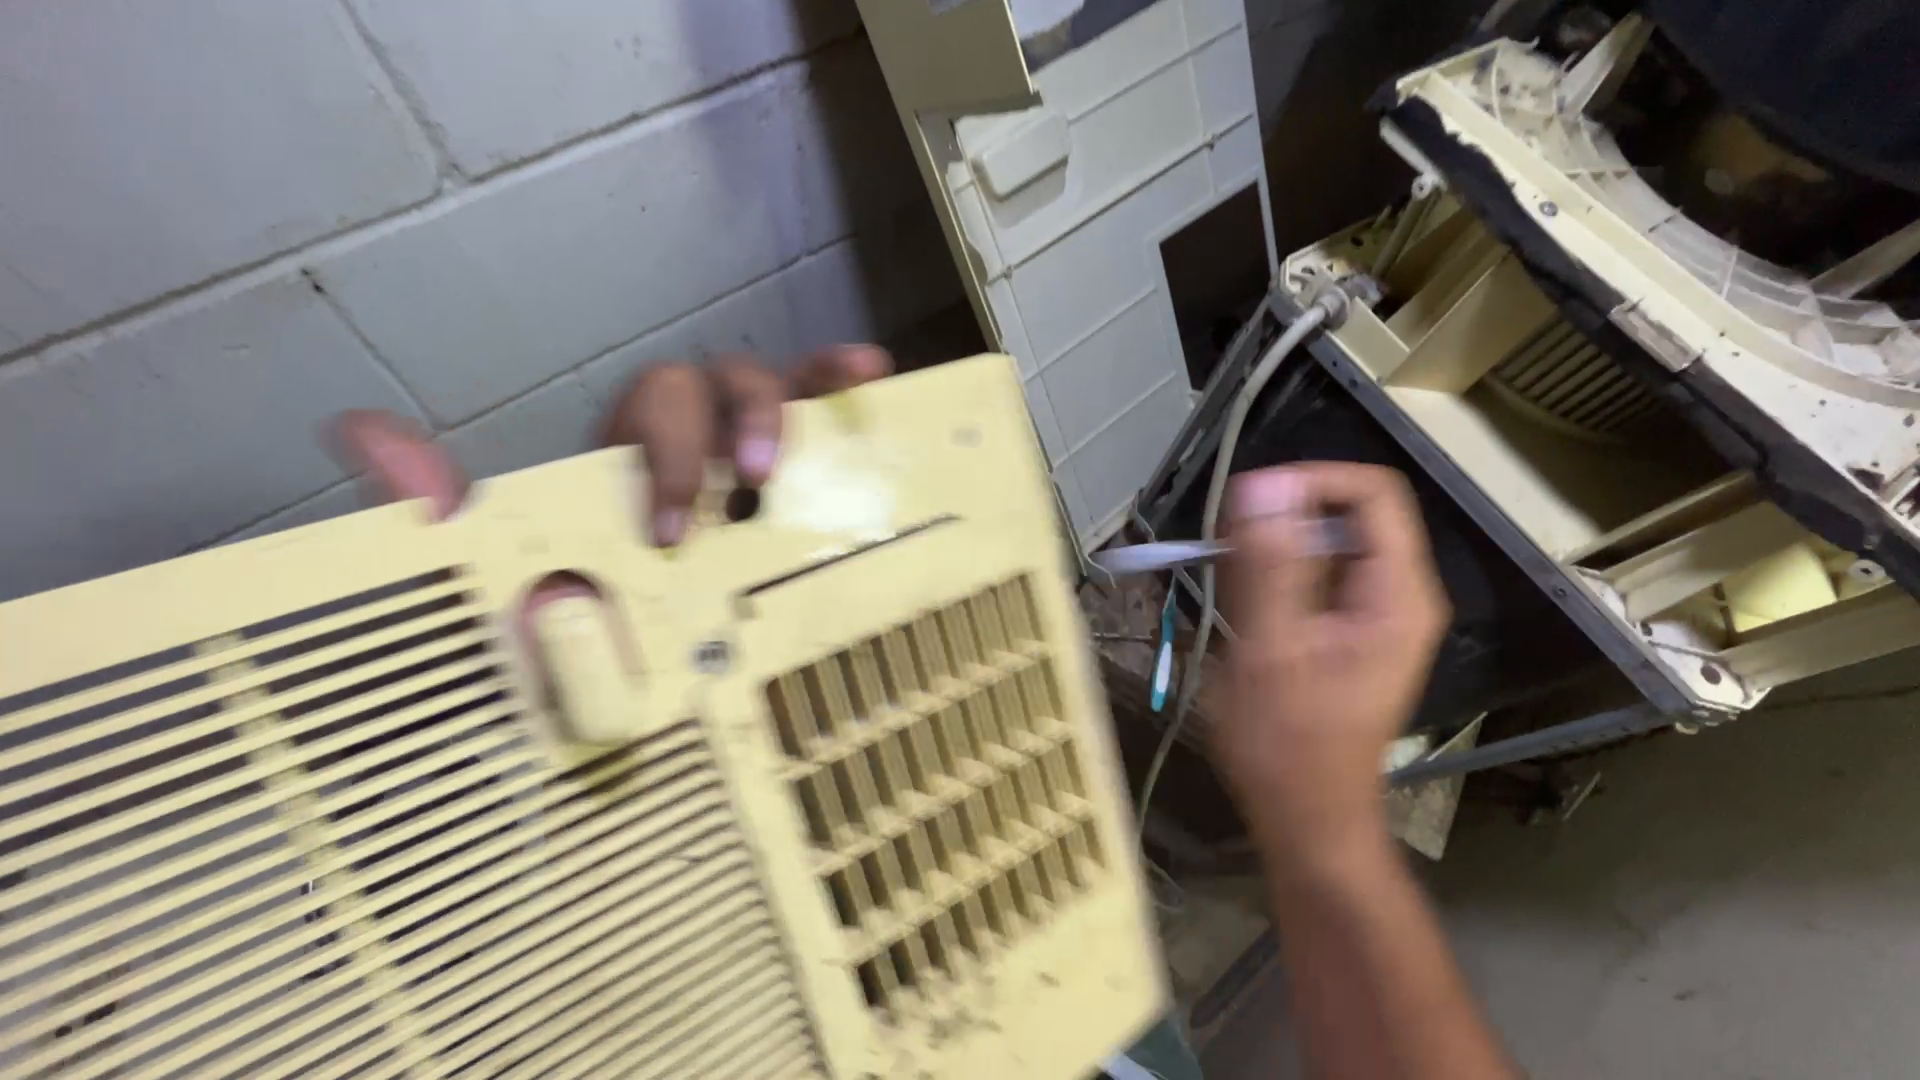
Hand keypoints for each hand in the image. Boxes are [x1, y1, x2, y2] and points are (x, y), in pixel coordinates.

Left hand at [329, 345, 891, 541]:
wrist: (646, 594)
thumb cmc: (596, 573)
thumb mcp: (528, 558)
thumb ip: (455, 508)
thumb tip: (366, 437)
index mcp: (629, 446)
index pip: (647, 417)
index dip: (666, 459)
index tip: (672, 532)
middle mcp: (688, 426)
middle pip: (713, 382)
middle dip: (734, 424)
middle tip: (751, 483)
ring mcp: (745, 434)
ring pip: (770, 385)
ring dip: (790, 407)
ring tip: (810, 455)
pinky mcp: (793, 452)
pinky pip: (821, 404)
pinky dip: (842, 384)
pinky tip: (873, 375)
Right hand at [1212, 463, 1448, 862]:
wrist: (1306, 817)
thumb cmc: (1287, 744)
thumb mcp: (1271, 650)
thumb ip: (1269, 566)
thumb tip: (1262, 484)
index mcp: (1396, 593)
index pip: (1371, 493)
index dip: (1310, 482)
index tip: (1247, 505)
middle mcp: (1396, 594)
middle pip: (1346, 515)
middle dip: (1281, 520)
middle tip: (1226, 551)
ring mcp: (1373, 615)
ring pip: (1324, 546)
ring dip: (1271, 550)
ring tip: (1228, 582)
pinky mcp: (1346, 633)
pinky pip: (1313, 578)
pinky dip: (1273, 577)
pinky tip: (1241, 606)